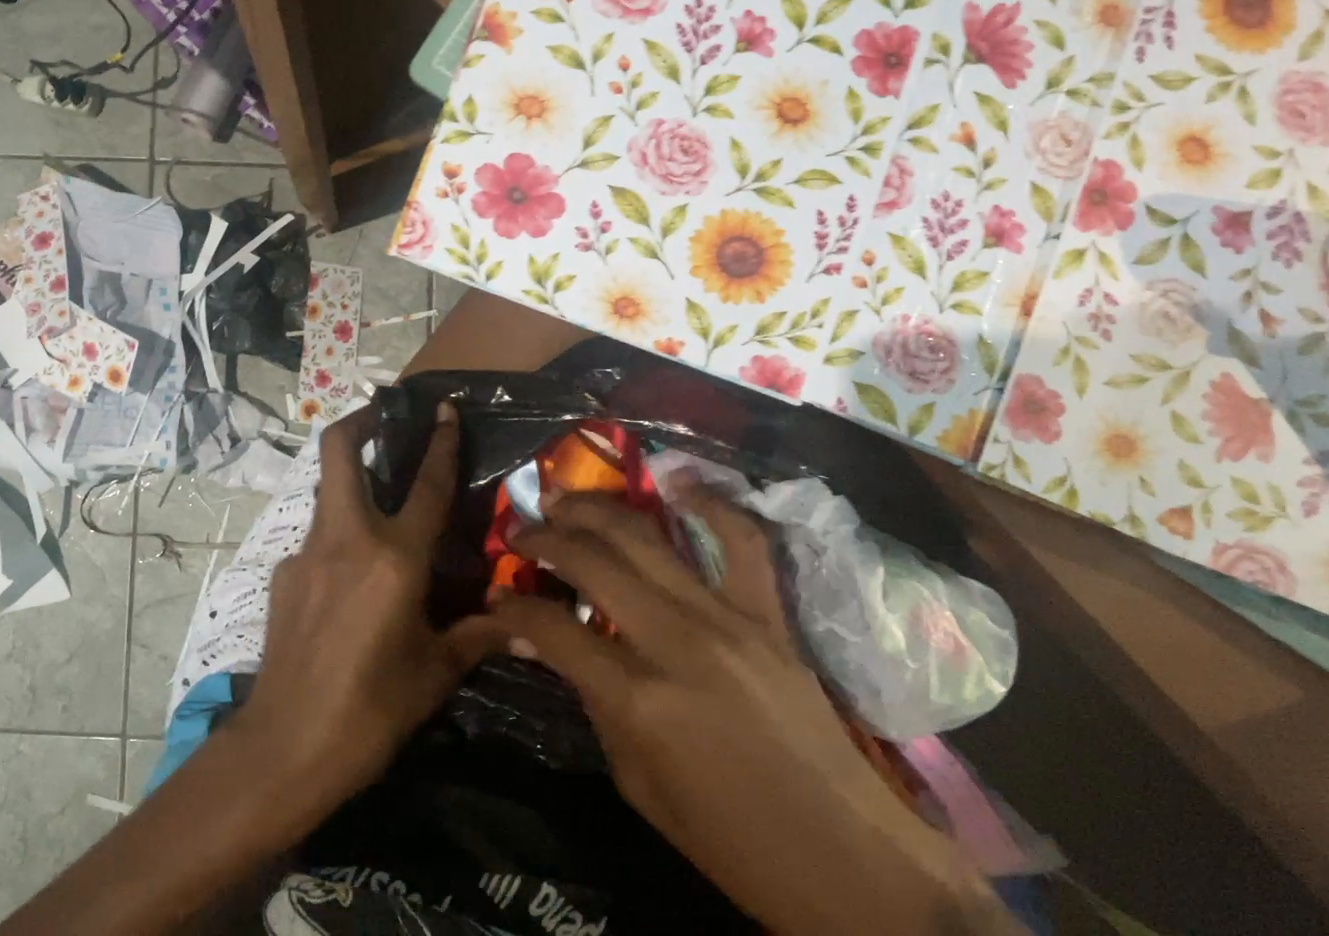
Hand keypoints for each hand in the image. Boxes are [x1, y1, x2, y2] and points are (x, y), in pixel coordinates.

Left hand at [236, 403, 505, 804]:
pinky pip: (316, 542)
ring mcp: (304, 556)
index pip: (425, 484)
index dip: (439, 442)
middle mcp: (345, 540)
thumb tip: (533, 630)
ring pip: (326, 496)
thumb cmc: (372, 710)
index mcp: (393, 557)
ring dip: (351, 484)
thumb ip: (482, 637)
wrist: (285, 746)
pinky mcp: (282, 578)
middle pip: (339, 453)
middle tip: (385, 419)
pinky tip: (353, 580)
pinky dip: (338, 539)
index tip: (442, 407)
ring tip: (381, 508)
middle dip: (360, 422)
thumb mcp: (435, 673)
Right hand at [492, 491, 1015, 935]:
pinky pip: (742, 542)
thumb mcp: (634, 781)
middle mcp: (677, 642)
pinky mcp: (771, 616)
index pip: (551, 628)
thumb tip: (549, 648)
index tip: (494, 599)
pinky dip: (709, 504)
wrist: (845, 857)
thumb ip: (590, 703)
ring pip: (649, 539)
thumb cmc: (727, 839)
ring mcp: (730, 619)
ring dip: (597, 511)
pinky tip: (675, 482)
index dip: (510, 607)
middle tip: (517, 533)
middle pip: (593, 562)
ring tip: (564, 501)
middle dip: (543, 539)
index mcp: (637, 698)